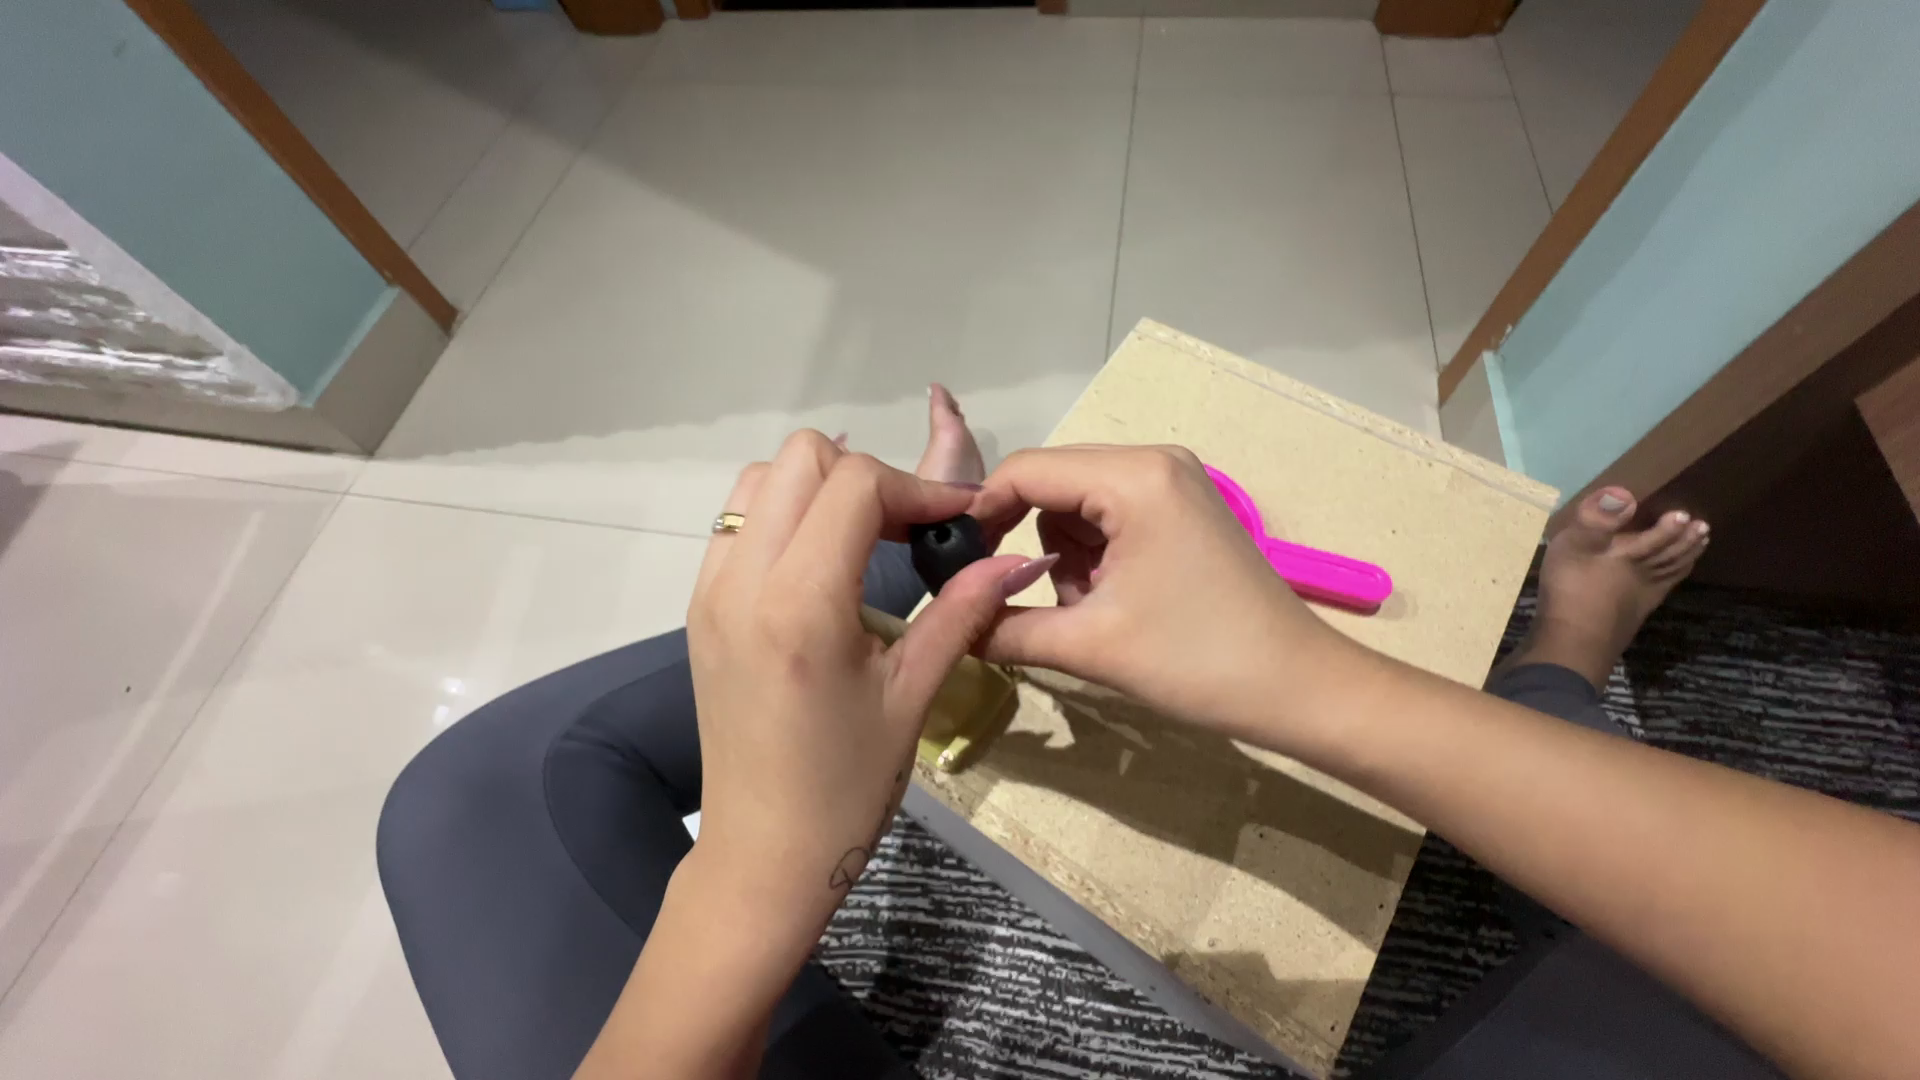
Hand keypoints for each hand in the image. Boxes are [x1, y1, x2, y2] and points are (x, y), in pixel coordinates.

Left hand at [686, 431, 1044, 947]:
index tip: (958, 518)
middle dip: (867, 476)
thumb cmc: (847, 785)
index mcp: (800, 604)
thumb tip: (1019, 558)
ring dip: (820, 488)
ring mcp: (710, 590)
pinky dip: (785, 514)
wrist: (763, 852)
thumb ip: (962, 611)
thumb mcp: (913, 694)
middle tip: (909, 529)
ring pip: (761, 479)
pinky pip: (739, 521)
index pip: (856, 484)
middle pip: (801, 457)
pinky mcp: (699, 606)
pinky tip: (822, 563)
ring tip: (865, 538)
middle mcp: (742, 580)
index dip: (918, 488)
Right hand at [970, 445, 1349, 744]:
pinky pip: (1108, 517)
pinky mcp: (1181, 509)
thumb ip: (1005, 629)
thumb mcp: (1090, 646)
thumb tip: (949, 625)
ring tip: (1089, 610)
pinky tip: (1111, 601)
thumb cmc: (1198, 661)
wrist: (1299, 688)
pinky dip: (1093, 557)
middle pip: (1051, 483)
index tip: (955, 565)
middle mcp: (1153, 462)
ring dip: (1063, 555)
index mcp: (1134, 477)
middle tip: (1013, 597)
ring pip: (1076, 504)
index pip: (1026, 471)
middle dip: (1026, 540)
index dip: (981, 513)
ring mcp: (1172, 482)